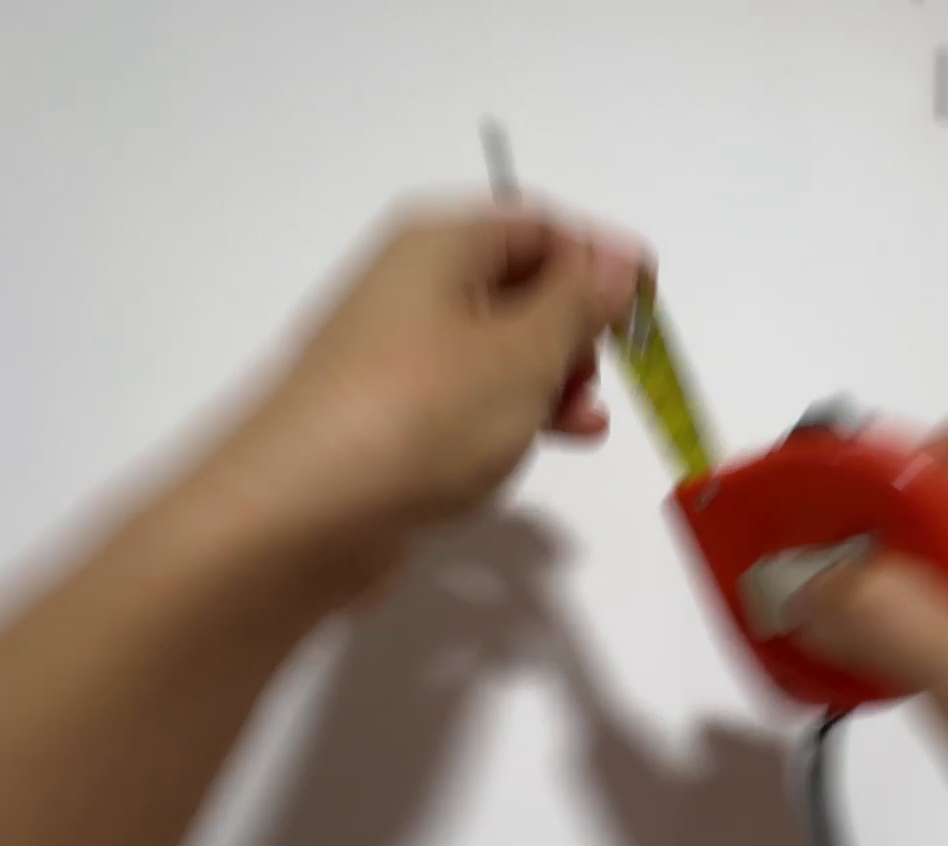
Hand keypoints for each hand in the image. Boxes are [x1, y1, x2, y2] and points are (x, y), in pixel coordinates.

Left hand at [177, 200, 641, 593]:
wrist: (300, 517)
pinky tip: (540, 443)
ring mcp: (398, 357)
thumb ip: (580, 300)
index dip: (601, 259)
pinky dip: (513, 413)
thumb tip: (619, 257)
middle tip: (607, 371)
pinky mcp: (392, 417)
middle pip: (519, 287)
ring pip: (498, 351)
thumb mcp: (524, 351)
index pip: (540, 226)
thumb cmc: (425, 414)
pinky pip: (469, 399)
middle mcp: (413, 289)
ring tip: (585, 421)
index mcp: (439, 245)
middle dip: (577, 328)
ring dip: (552, 379)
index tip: (648, 303)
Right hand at [797, 417, 947, 845]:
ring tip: (827, 644)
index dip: (873, 470)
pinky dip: (909, 640)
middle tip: (800, 595)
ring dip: (880, 596)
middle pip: (945, 507)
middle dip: (862, 538)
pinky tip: (887, 685)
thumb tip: (801, 574)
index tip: (802, 522)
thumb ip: (898, 625)